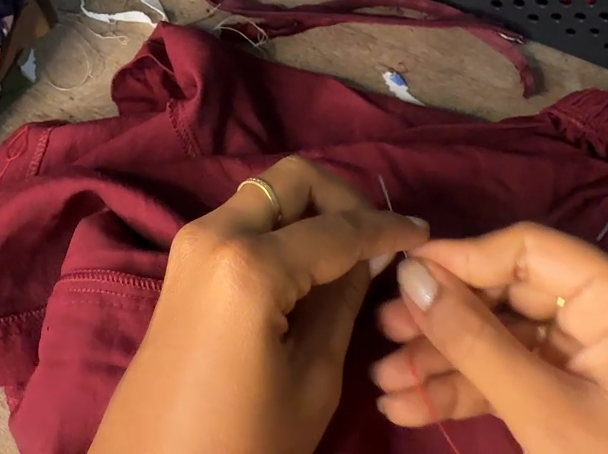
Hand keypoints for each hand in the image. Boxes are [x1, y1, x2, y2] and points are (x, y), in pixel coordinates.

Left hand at [91, 156, 428, 453]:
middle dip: (341, 198)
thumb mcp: (312, 380)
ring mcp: (194, 239)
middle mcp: (216, 232)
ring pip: (267, 192)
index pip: (335, 228)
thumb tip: (370, 252)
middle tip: (375, 239)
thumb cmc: (243, 440)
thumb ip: (342, 300)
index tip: (422, 231)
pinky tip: (310, 263)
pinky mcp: (186, 256)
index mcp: (249, 265)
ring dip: (310, 209)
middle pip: (292, 179)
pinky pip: (245, 217)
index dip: (385, 227)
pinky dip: (283, 225)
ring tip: (348, 253)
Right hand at [370, 222, 607, 453]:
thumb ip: (474, 340)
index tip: (401, 273)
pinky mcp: (581, 399)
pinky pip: (515, 377)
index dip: (462, 258)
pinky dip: (469, 392)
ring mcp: (594, 360)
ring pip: (504, 340)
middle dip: (445, 322)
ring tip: (386, 381)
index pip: (528, 251)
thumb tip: (410, 275)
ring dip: (445, 363)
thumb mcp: (546, 414)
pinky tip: (413, 404)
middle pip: (508, 296)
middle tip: (384, 332)